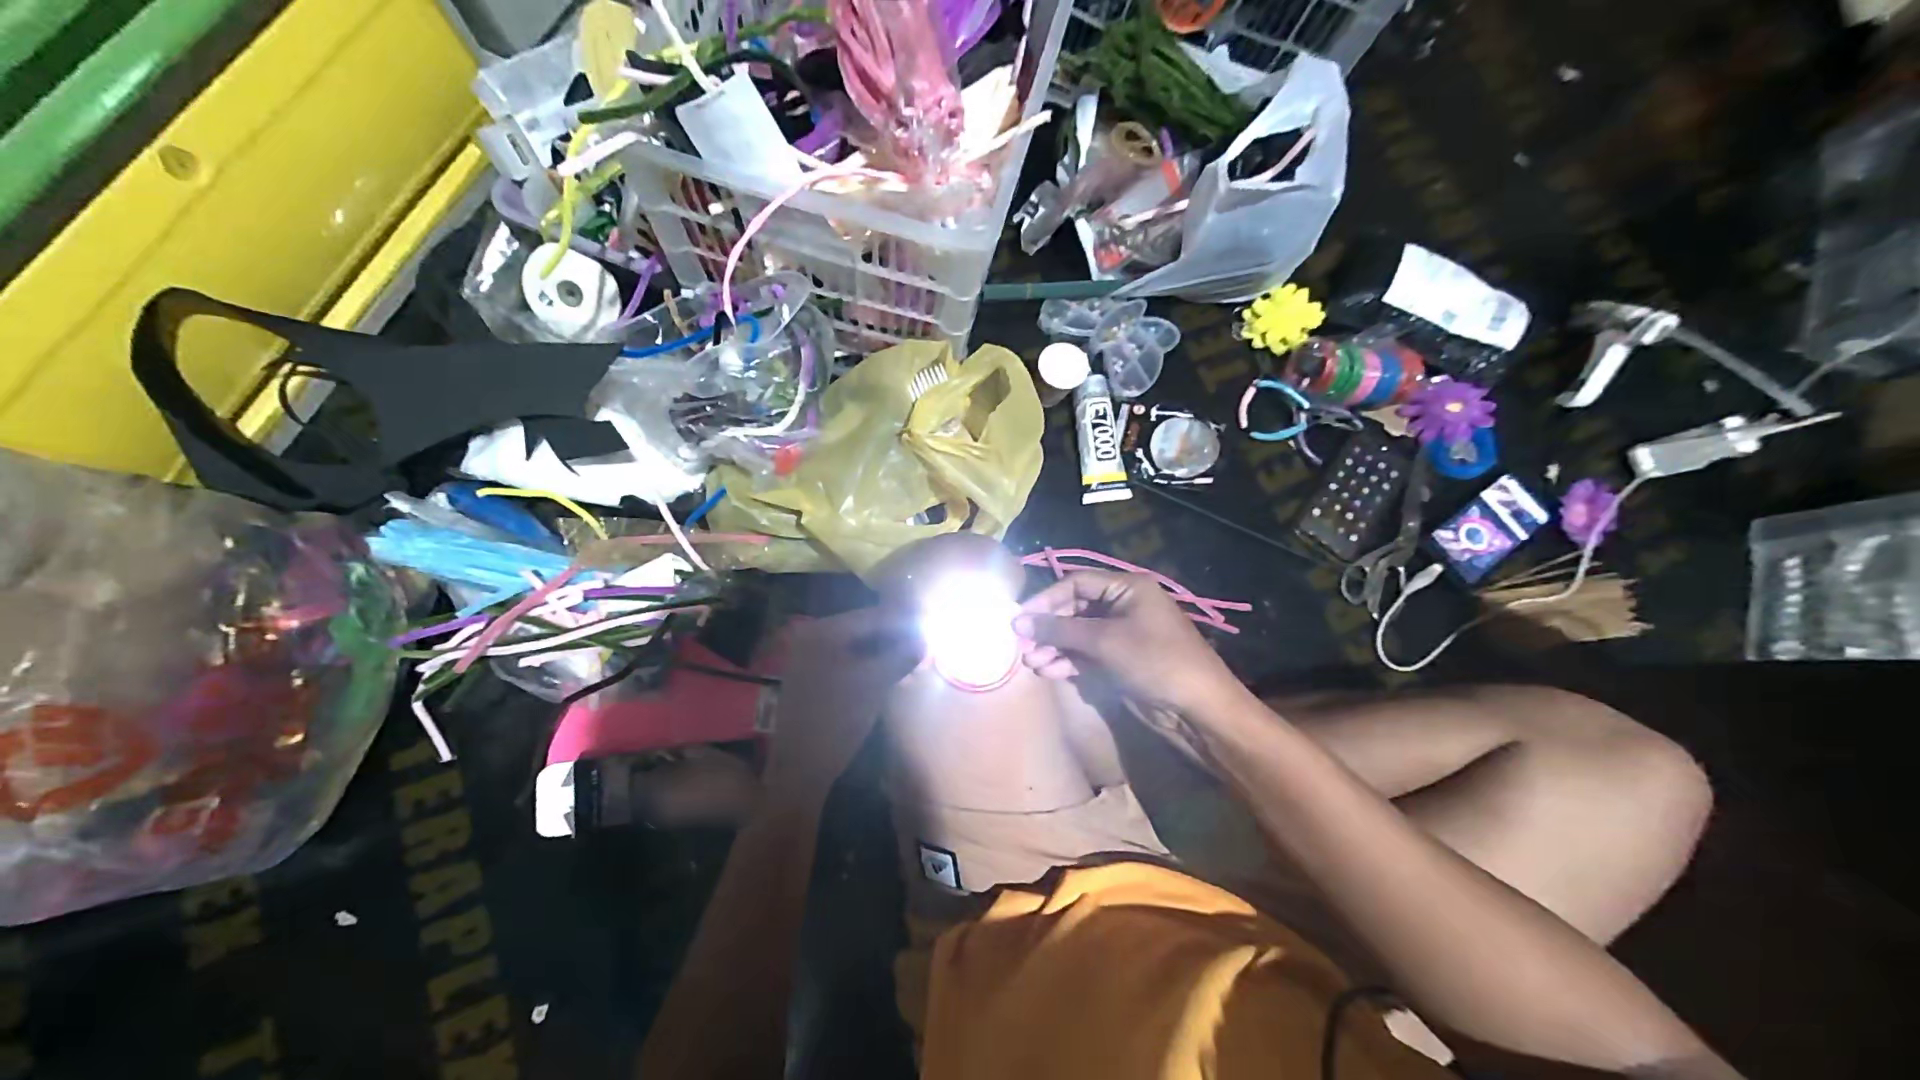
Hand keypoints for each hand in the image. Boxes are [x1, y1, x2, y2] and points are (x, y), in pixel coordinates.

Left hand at [764, 606, 922, 801]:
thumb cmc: (837, 721)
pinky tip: (891, 668)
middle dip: (895, 634)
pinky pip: (848, 658)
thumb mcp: (874, 684)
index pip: (873, 616)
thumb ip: (901, 655)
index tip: (932, 624)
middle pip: (864, 627)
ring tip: (913, 654)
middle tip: (926, 641)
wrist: (801, 768)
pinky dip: (869, 661)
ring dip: (884, 648)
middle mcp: (812, 635)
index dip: (904, 620)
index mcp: (822, 631)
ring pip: (857, 644)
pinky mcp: (812, 674)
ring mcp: (809, 655)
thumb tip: (925, 637)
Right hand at [1014, 570, 1238, 713]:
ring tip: (1032, 662)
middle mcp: (1124, 605)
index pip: (1076, 583)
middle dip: (1048, 628)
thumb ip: (1060, 630)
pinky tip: (1049, 672)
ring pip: (1077, 634)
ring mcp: (1122, 634)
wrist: (1198, 709)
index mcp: (1128, 587)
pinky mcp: (1120, 661)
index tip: (1019, 619)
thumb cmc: (1156, 661)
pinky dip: (1068, 662)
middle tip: (1021, 645)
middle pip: (1074, 608)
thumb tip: (1019, 621)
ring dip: (1054, 647)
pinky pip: (1086, 654)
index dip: (1045, 599)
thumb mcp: (1105, 641)